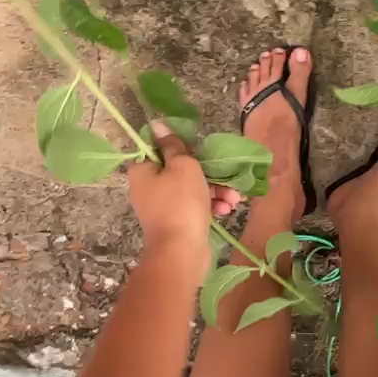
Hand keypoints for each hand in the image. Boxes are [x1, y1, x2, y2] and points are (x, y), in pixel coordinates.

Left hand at [127, 120, 239, 271]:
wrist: (182, 252)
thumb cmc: (181, 203)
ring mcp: (162, 208)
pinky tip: (227, 210)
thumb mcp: (183, 166)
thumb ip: (173, 145)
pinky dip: (210, 206)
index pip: (160, 150)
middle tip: (228, 178)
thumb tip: (157, 124)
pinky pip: (195, 207)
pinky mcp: (176, 223)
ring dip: (216, 191)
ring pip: (192, 190)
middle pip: (180, 171)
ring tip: (234, 199)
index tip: (200, 153)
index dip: (182, 149)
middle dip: (209, 174)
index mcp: (143, 171)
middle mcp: (148, 189)